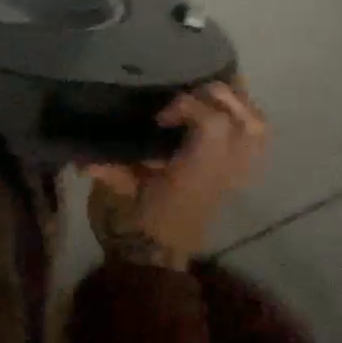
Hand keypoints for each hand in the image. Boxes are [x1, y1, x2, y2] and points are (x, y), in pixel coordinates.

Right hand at [84, 81, 268, 269]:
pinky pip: (257, 139)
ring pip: (259, 128)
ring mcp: (239, 171)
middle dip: (216, 96)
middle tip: (184, 95)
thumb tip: (83, 157)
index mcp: (199, 173)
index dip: (186, 106)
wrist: (159, 248)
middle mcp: (226, 170)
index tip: (158, 118)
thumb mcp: (121, 190)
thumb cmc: (139, 215)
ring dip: (237, 103)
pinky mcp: (239, 171)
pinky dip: (243, 117)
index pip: (213, 124)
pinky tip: (217, 108)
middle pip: (247, 120)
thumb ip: (107, 170)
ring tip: (204, 94)